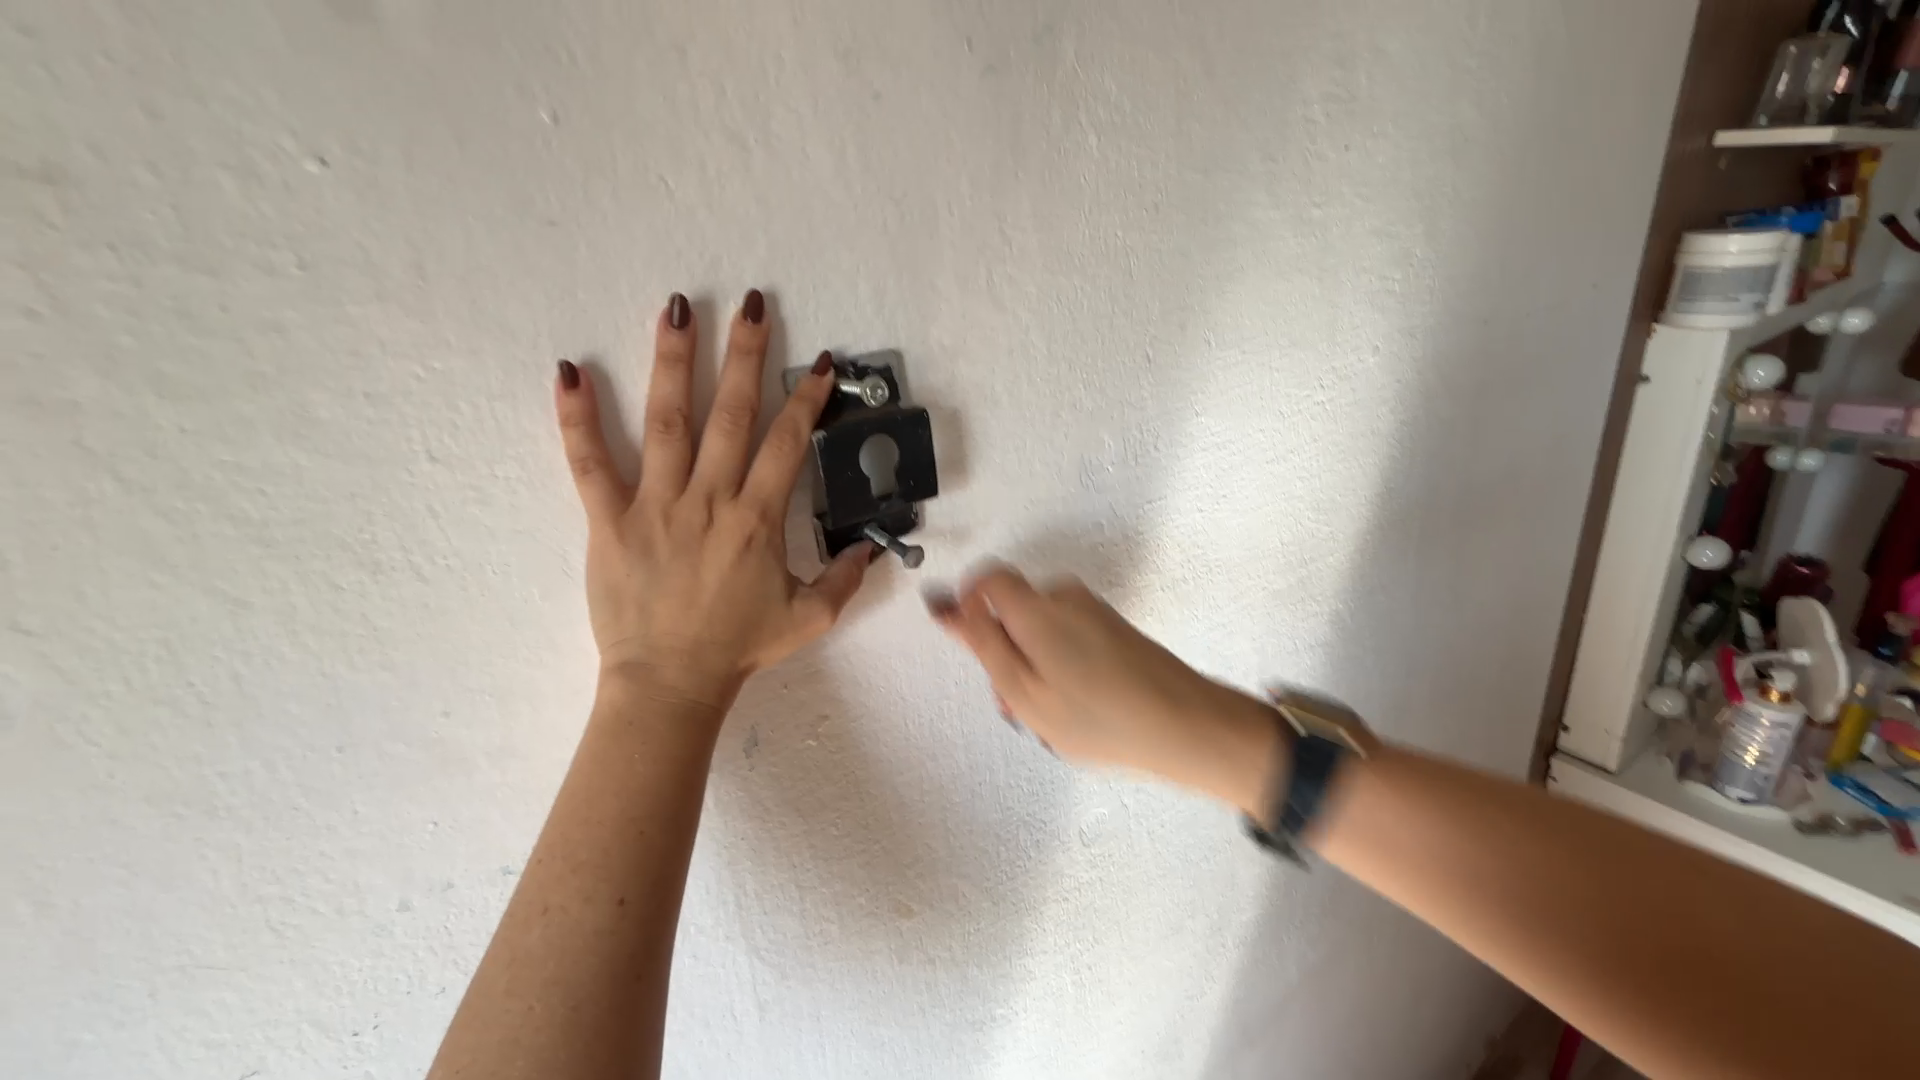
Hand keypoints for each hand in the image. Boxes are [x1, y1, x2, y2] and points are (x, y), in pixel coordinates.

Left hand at [553, 290, 871, 706]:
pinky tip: (570, 373)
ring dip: (674, 362)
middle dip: (746, 355)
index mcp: (758, 520)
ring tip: (677, 309)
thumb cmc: (739, 647)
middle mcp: (709, 500)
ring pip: (667, 421)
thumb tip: (870, 548)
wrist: (670, 682)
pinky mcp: (609, 520)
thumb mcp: (809, 618)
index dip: (807, 399)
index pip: (788, 444)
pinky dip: (577, 419)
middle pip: (732, 414)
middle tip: (752, 304)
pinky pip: (589, 463)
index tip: (820, 363)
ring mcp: (655, 505)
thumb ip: (845, 579)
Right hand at [930, 566, 1280, 812]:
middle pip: (1013, 610)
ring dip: (1033, 665)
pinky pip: (1067, 637)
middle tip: (1017, 703)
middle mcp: (1065, 597)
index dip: (969, 610)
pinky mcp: (1112, 628)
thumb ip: (981, 641)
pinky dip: (1060, 666)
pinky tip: (1077, 707)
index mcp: (1037, 607)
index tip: (976, 650)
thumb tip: (946, 604)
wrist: (1183, 725)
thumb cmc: (1099, 716)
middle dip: (1004, 651)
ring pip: (1040, 629)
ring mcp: (1093, 611)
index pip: (986, 581)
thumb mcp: (1022, 689)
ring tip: (1051, 714)